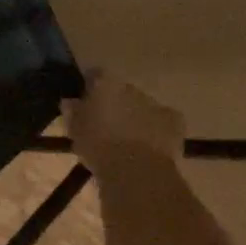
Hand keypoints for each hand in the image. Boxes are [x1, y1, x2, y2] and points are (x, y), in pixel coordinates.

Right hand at [61, 70, 184, 174]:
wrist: (136, 170)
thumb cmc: (98, 146)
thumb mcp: (75, 131)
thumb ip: (72, 112)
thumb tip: (70, 102)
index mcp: (106, 85)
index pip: (95, 75)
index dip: (89, 86)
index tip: (83, 100)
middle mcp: (132, 88)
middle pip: (120, 90)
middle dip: (113, 102)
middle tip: (104, 122)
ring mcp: (156, 103)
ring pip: (141, 105)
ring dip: (134, 115)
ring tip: (125, 138)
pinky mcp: (174, 121)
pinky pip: (162, 120)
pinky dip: (155, 128)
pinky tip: (148, 144)